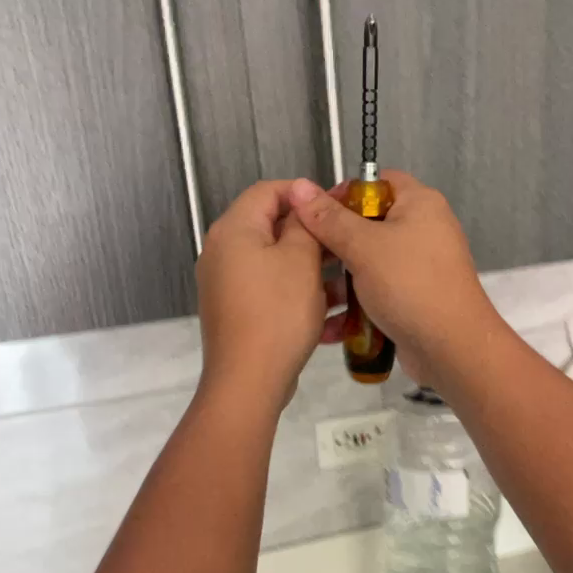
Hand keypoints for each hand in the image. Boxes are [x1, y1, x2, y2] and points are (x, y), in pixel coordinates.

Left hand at [195, 180, 337, 409]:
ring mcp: (227, 286)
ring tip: (349, 286)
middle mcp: (223, 253)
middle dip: (313, 238)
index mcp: (234, 230)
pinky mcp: (237, 315)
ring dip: (313, 272)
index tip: (338, 208)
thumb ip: (306, 225)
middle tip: (349, 247)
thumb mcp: (301, 260)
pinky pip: (272, 295)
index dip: (305, 194)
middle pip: (272, 229)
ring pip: (276, 266)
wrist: (248, 381)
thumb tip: (305, 202)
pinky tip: (334, 318)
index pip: (268, 191)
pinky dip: (299, 299)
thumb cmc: (278, 313)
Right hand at [288, 171, 507, 386]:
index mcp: (419, 204)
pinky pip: (379, 296)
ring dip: (341, 284)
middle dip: (336, 245)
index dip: (342, 194)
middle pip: (370, 226)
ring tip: (310, 295)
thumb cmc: (409, 285)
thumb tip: (299, 187)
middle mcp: (423, 231)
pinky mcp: (415, 301)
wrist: (452, 348)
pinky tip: (329, 327)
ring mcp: (420, 269)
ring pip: (371, 266)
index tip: (312, 216)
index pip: (376, 182)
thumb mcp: (363, 247)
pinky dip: (356, 309)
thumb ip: (329, 219)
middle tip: (305, 259)